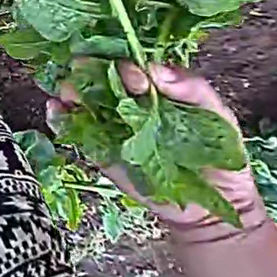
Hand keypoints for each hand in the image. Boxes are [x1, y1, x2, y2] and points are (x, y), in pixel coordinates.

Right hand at [49, 62, 266, 243]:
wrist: (215, 209)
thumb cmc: (220, 155)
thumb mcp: (217, 113)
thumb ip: (191, 87)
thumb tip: (154, 70)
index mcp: (155, 88)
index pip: (133, 68)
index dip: (128, 67)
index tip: (132, 76)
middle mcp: (130, 102)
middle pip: (101, 78)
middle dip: (88, 70)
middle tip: (81, 67)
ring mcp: (114, 128)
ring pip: (84, 102)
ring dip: (71, 91)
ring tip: (66, 90)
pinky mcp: (103, 154)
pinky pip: (78, 134)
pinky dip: (62, 121)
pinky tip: (56, 111)